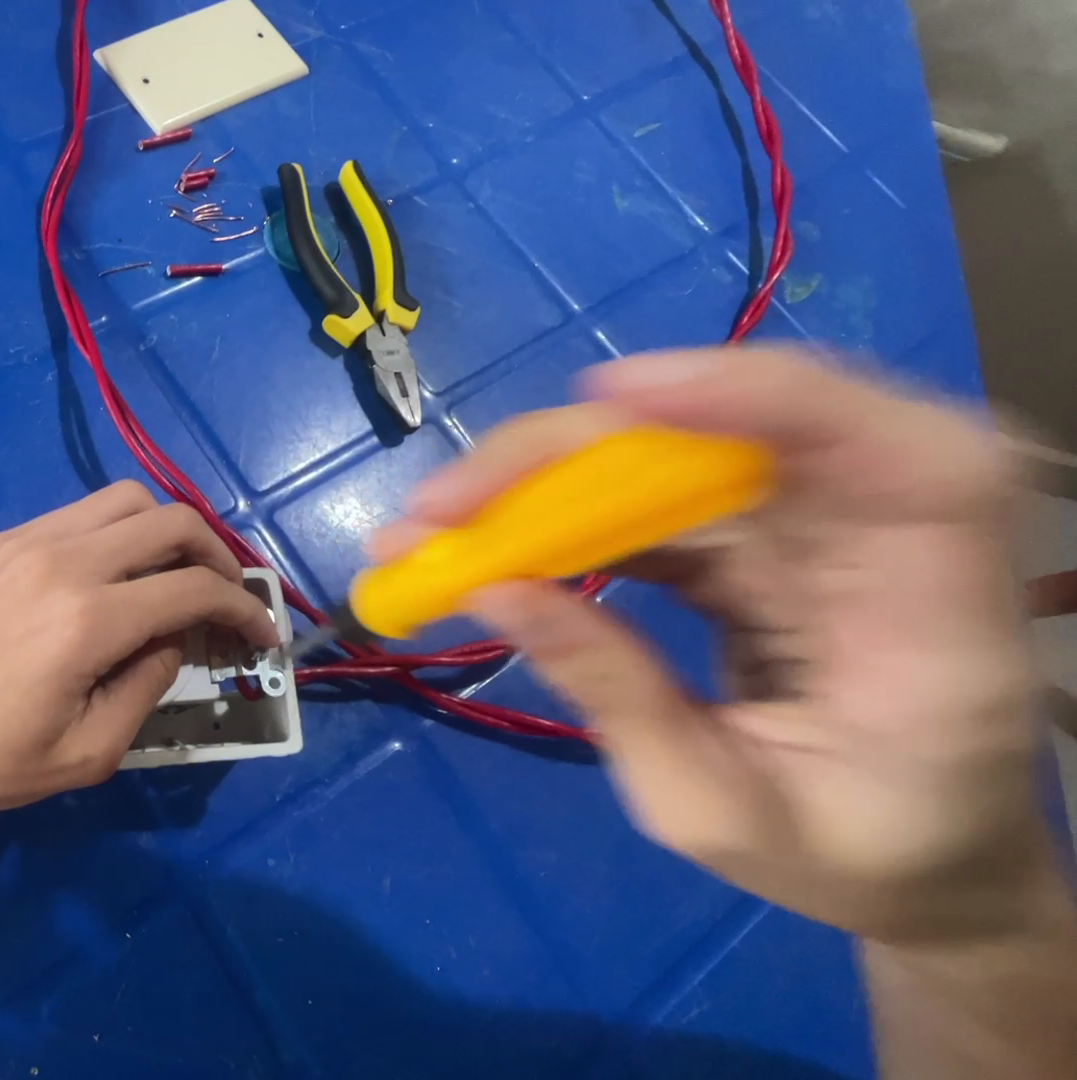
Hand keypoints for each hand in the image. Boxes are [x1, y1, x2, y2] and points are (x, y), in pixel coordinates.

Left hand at [0, 481, 276, 817]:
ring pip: (127, 500)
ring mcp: (28, 539)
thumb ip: (148, 689)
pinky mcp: (3, 539)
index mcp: (88, 620)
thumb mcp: (84, 754)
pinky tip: (114, 579)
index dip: (244, 610)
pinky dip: (120, 533)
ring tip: (175, 580)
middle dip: (220, 556)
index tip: (263, 636)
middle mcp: (65, 560)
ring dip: (169, 532)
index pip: (196, 590)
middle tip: (226, 601)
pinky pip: (82, 514)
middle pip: (172, 520)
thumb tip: (174, 638)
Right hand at [377, 347, 1062, 945]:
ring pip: (655, 460)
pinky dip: (545, 517)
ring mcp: (796, 532)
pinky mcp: (739, 542)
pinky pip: (633, 503)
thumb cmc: (847, 856)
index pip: (890, 452)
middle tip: (437, 505)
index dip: (759, 394)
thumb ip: (616, 699)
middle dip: (561, 454)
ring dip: (529, 483)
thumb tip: (495, 593)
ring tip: (424, 529)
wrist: (915, 864)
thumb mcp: (713, 809)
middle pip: (718, 437)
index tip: (612, 396)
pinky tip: (472, 542)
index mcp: (928, 613)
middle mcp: (867, 540)